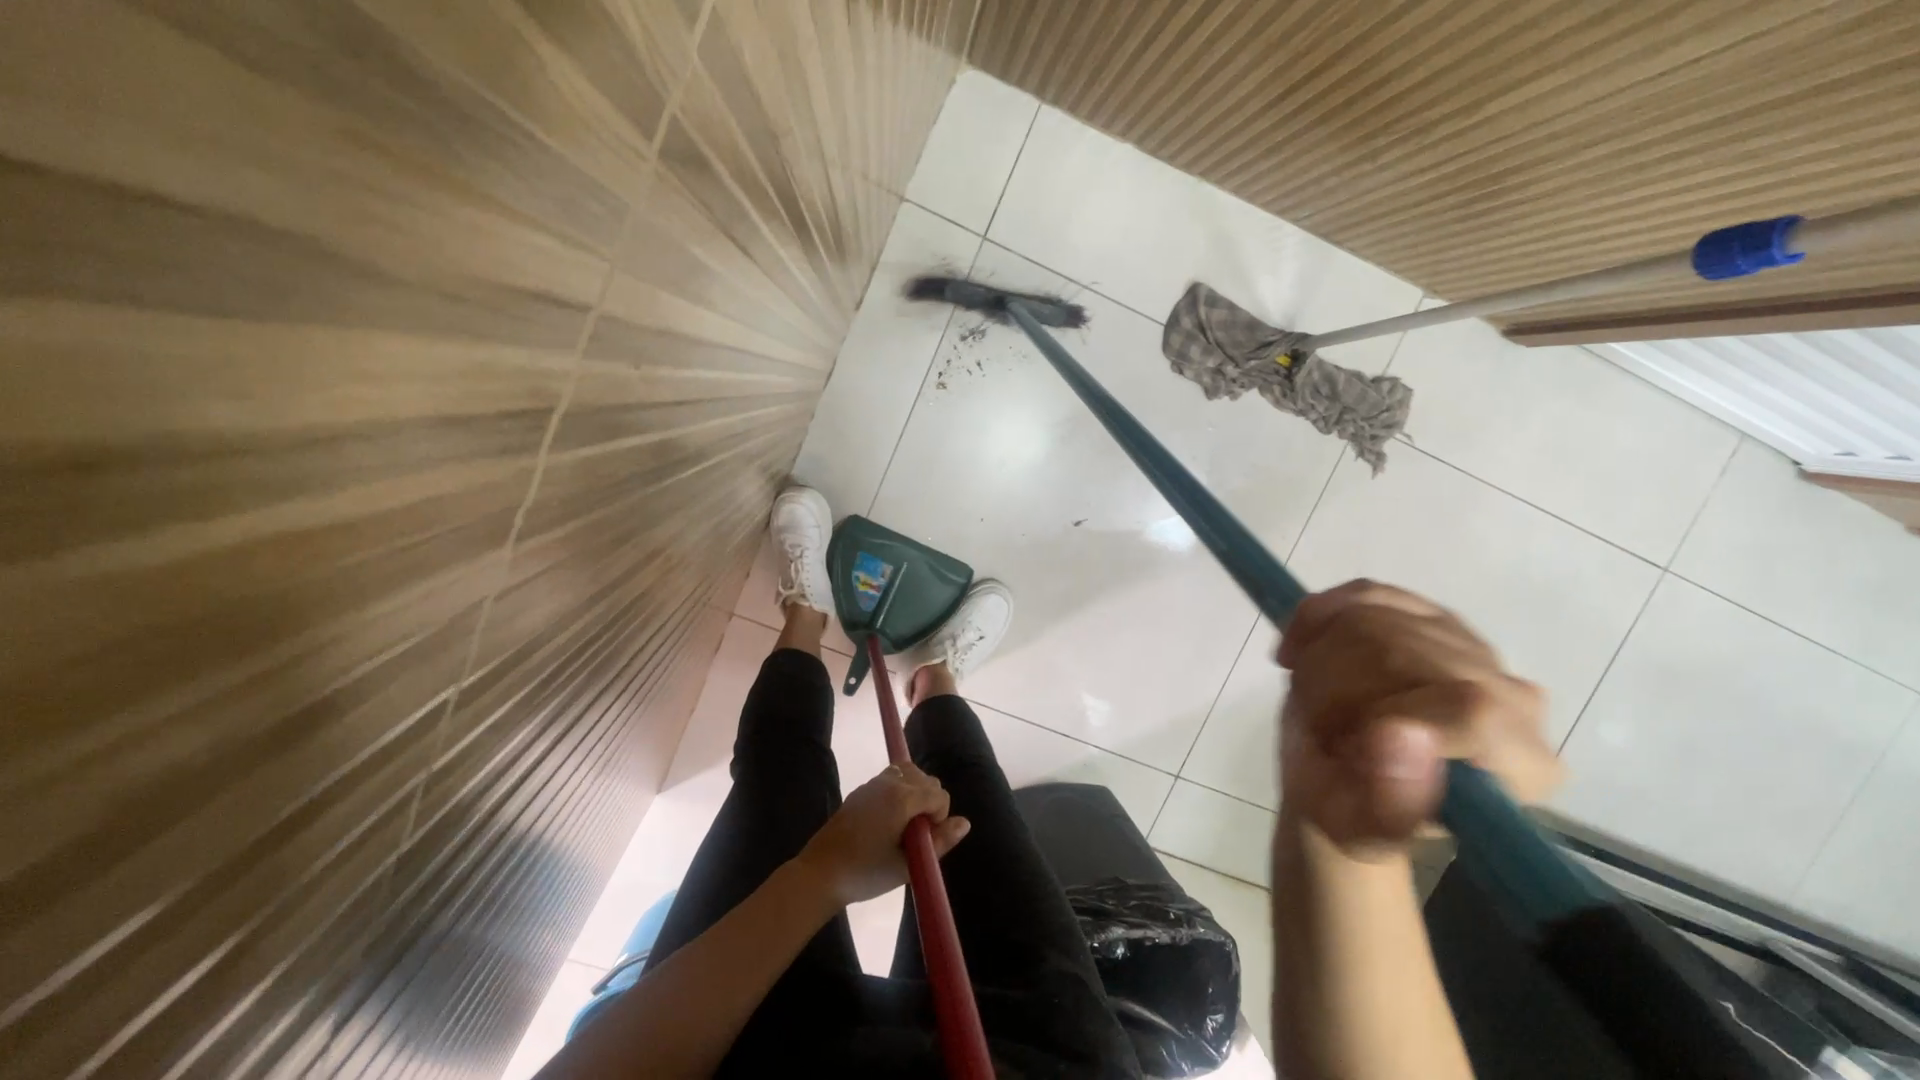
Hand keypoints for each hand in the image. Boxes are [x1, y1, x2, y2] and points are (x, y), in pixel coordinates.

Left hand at [795, 763, 970, 904]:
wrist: (820, 873)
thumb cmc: (867, 873)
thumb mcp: (908, 865)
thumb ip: (940, 842)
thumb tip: (964, 822)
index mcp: (903, 799)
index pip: (939, 794)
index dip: (940, 818)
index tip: (924, 840)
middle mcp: (889, 784)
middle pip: (926, 779)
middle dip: (929, 802)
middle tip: (916, 834)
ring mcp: (872, 784)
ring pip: (908, 773)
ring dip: (915, 793)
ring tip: (905, 824)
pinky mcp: (860, 791)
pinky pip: (890, 779)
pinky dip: (899, 791)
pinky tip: (887, 821)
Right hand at [1277, 580, 1561, 853]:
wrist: (1345, 787)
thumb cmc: (1356, 816)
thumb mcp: (1359, 833)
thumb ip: (1385, 802)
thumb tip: (1398, 734)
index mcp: (1519, 763)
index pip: (1474, 708)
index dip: (1392, 712)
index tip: (1344, 748)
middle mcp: (1516, 697)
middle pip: (1405, 653)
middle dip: (1336, 693)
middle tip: (1328, 736)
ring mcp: (1474, 648)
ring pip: (1372, 618)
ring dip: (1321, 665)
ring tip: (1322, 708)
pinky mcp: (1432, 616)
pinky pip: (1366, 592)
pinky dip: (1318, 619)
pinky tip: (1304, 652)